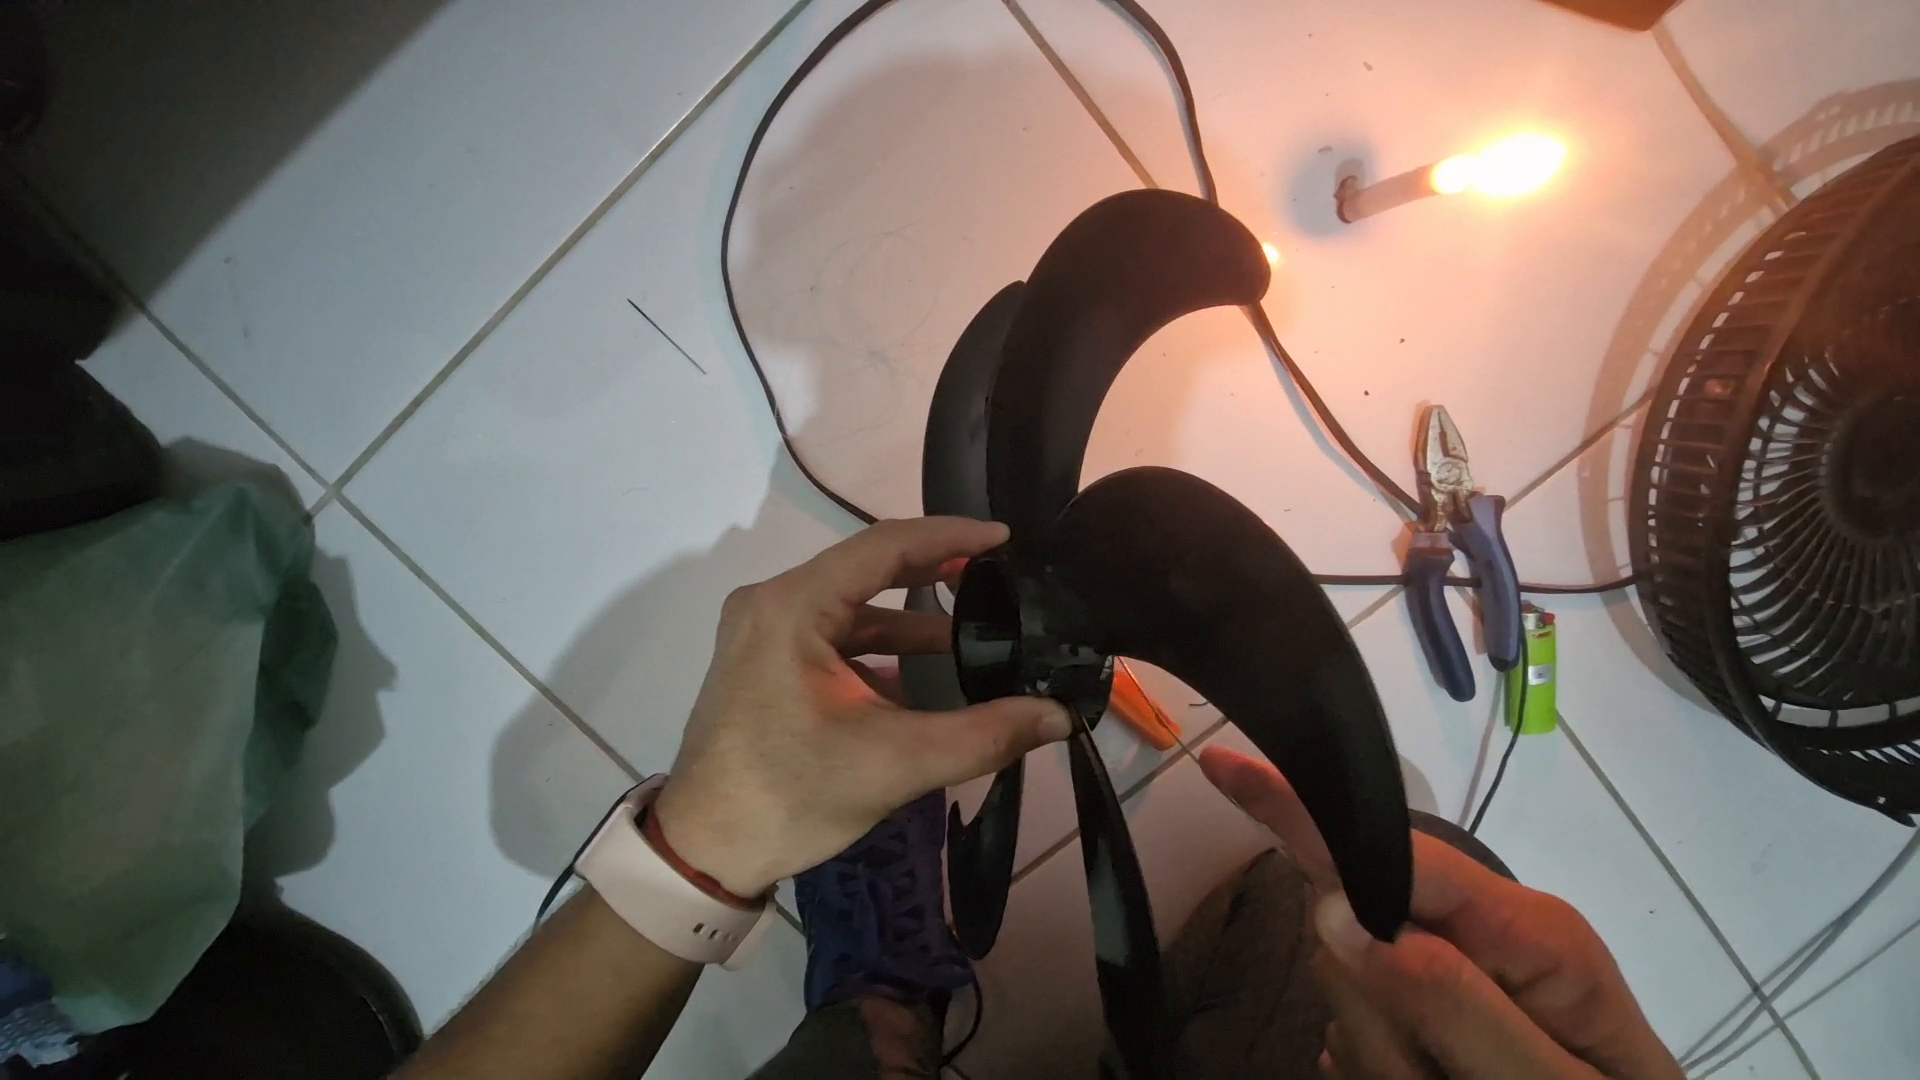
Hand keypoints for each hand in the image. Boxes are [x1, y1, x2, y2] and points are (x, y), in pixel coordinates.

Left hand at [650, 517, 1069, 897]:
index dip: (949, 536)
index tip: (1004, 539)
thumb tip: (1060, 716)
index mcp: (793, 607)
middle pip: (867, 567)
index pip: (884, 545)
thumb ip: (984, 735)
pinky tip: (919, 672)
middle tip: (996, 572)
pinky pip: (832, 632)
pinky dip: (877, 645)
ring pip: (851, 603)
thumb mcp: (895, 765)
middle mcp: (772, 601)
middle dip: (934, 569)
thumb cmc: (791, 798)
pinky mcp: (764, 656)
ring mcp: (762, 628)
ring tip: (972, 629)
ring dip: (908, 617)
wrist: (702, 852)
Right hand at [1200, 747, 1682, 1079]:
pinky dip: (1375, 1059)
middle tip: (1430, 1077)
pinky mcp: (1423, 1002)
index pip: (1393, 848)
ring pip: (1345, 977)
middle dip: (1369, 1004)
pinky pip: (1353, 1017)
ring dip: (1380, 1051)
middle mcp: (1476, 927)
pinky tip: (1417, 1077)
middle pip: (1354, 919)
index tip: (1220, 766)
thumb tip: (1334, 910)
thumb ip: (1453, 999)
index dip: (1303, 808)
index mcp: (1520, 927)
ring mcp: (1445, 965)